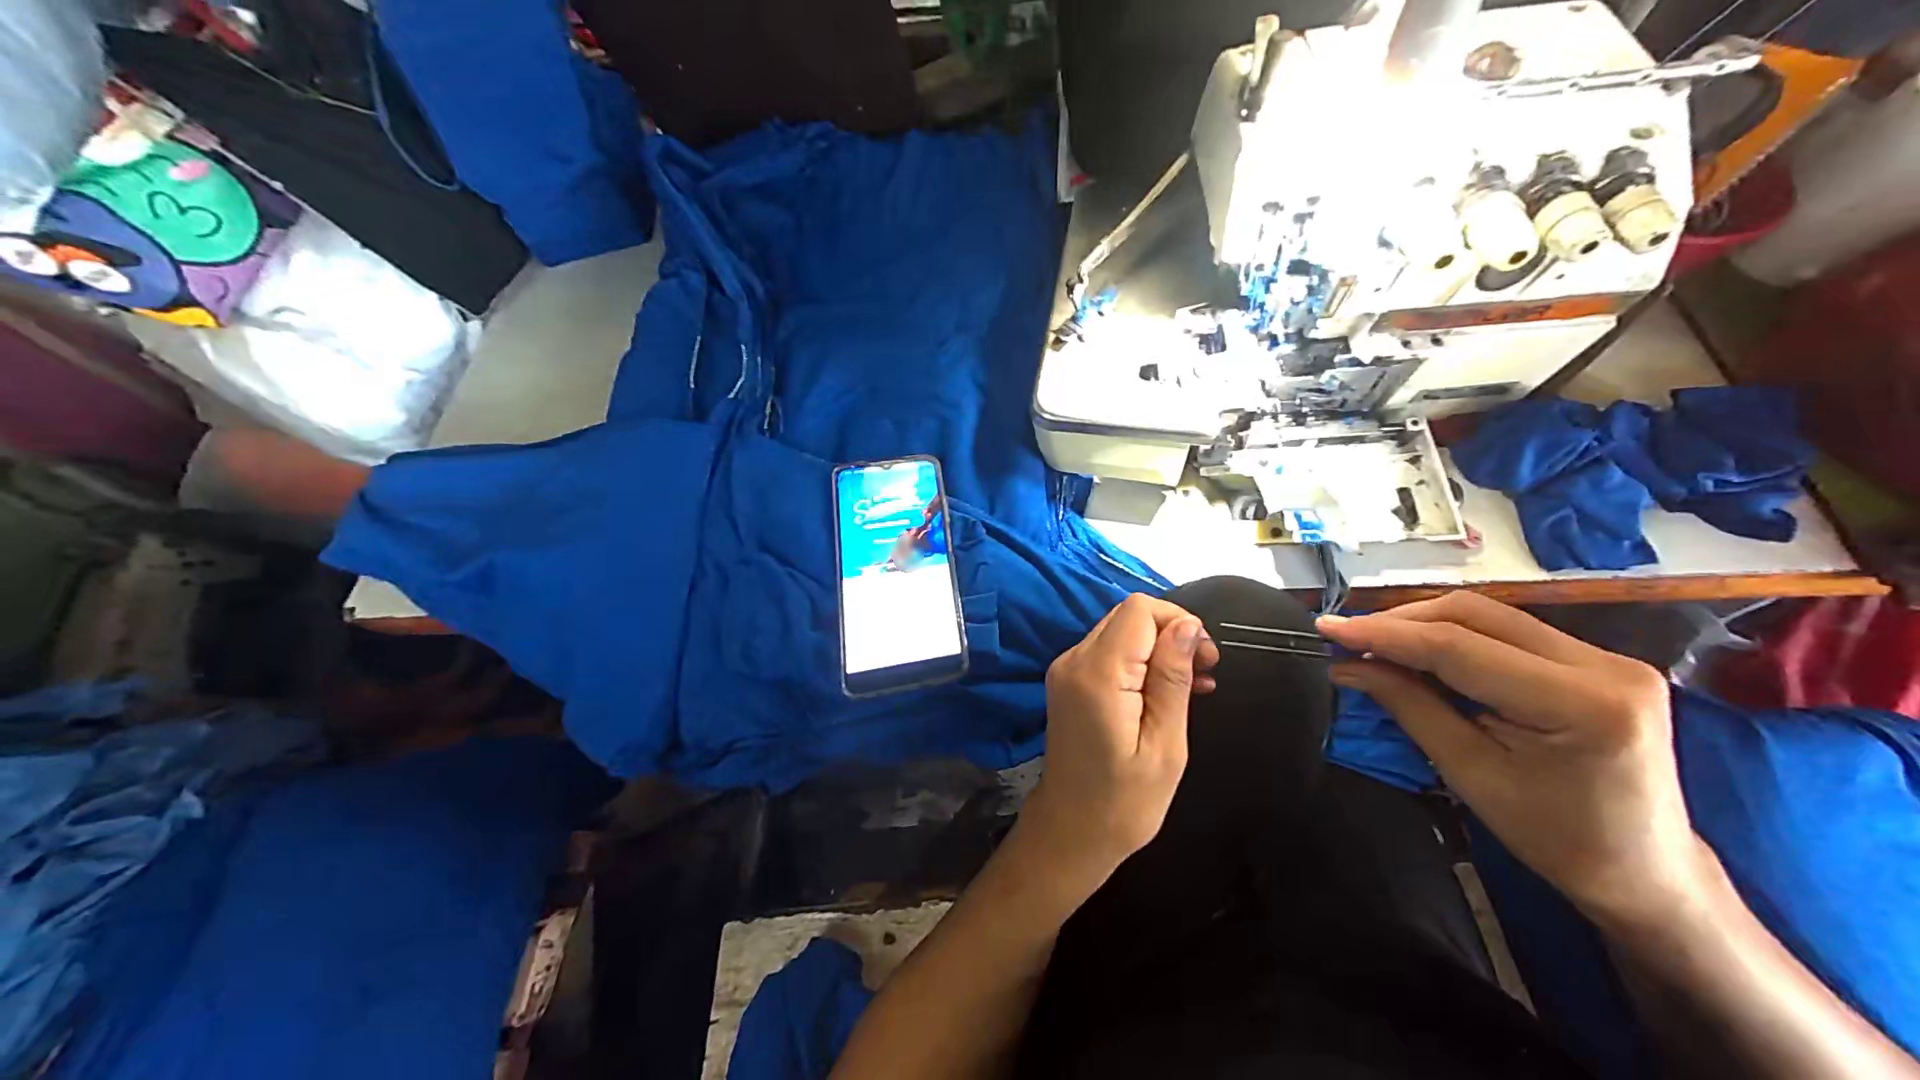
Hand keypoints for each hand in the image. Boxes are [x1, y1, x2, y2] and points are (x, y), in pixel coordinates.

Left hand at [1018, 595, 1219, 895]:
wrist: (1072, 831)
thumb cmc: (1125, 801)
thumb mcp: (1165, 744)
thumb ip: (1173, 679)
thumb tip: (1188, 626)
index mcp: (1097, 674)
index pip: (1139, 610)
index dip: (1179, 623)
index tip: (1205, 660)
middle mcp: (1074, 660)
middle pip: (1128, 615)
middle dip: (1172, 633)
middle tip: (1203, 674)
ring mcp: (1066, 669)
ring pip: (1120, 630)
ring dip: (1158, 648)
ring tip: (1191, 687)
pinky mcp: (1068, 680)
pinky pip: (1109, 650)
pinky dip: (1139, 660)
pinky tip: (1164, 691)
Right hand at [1316, 592, 1715, 924]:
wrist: (1647, 872)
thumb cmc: (1557, 838)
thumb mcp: (1469, 772)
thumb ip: (1408, 705)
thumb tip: (1348, 665)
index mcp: (1583, 703)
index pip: (1460, 648)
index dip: (1385, 634)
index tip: (1328, 628)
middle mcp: (1605, 665)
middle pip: (1476, 615)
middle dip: (1401, 622)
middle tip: (1347, 638)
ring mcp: (1607, 657)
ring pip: (1489, 615)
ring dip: (1423, 625)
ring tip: (1373, 644)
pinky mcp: (1596, 660)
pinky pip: (1507, 631)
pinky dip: (1454, 636)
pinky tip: (1420, 652)